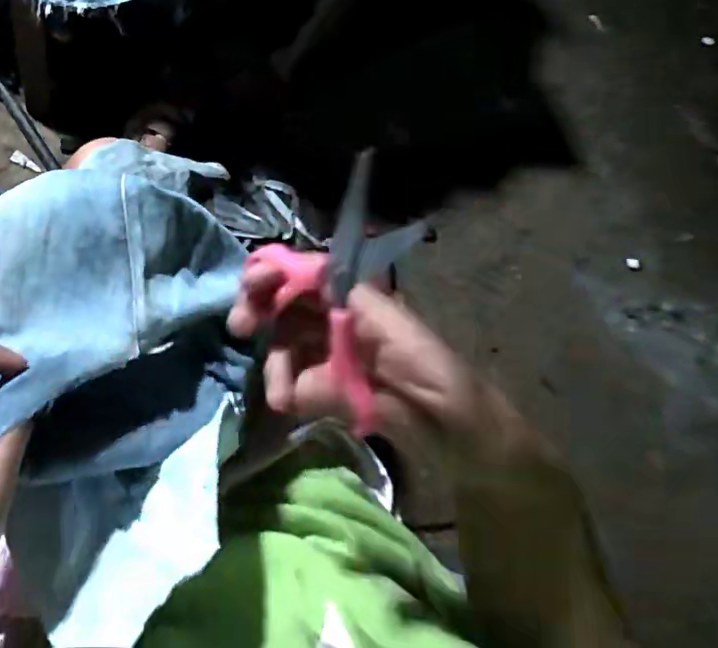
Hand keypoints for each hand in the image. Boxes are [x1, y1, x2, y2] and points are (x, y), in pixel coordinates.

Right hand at [229, 267, 530, 469]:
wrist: (477, 448)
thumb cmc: (456, 401)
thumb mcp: (418, 368)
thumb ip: (359, 360)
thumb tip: (299, 377)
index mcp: (367, 306)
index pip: (315, 273)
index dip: (281, 271)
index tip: (253, 284)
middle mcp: (346, 321)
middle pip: (292, 298)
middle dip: (262, 304)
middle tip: (239, 325)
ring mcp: (336, 354)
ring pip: (288, 339)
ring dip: (274, 360)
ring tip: (278, 395)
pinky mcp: (332, 385)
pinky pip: (296, 376)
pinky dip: (285, 386)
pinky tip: (286, 403)